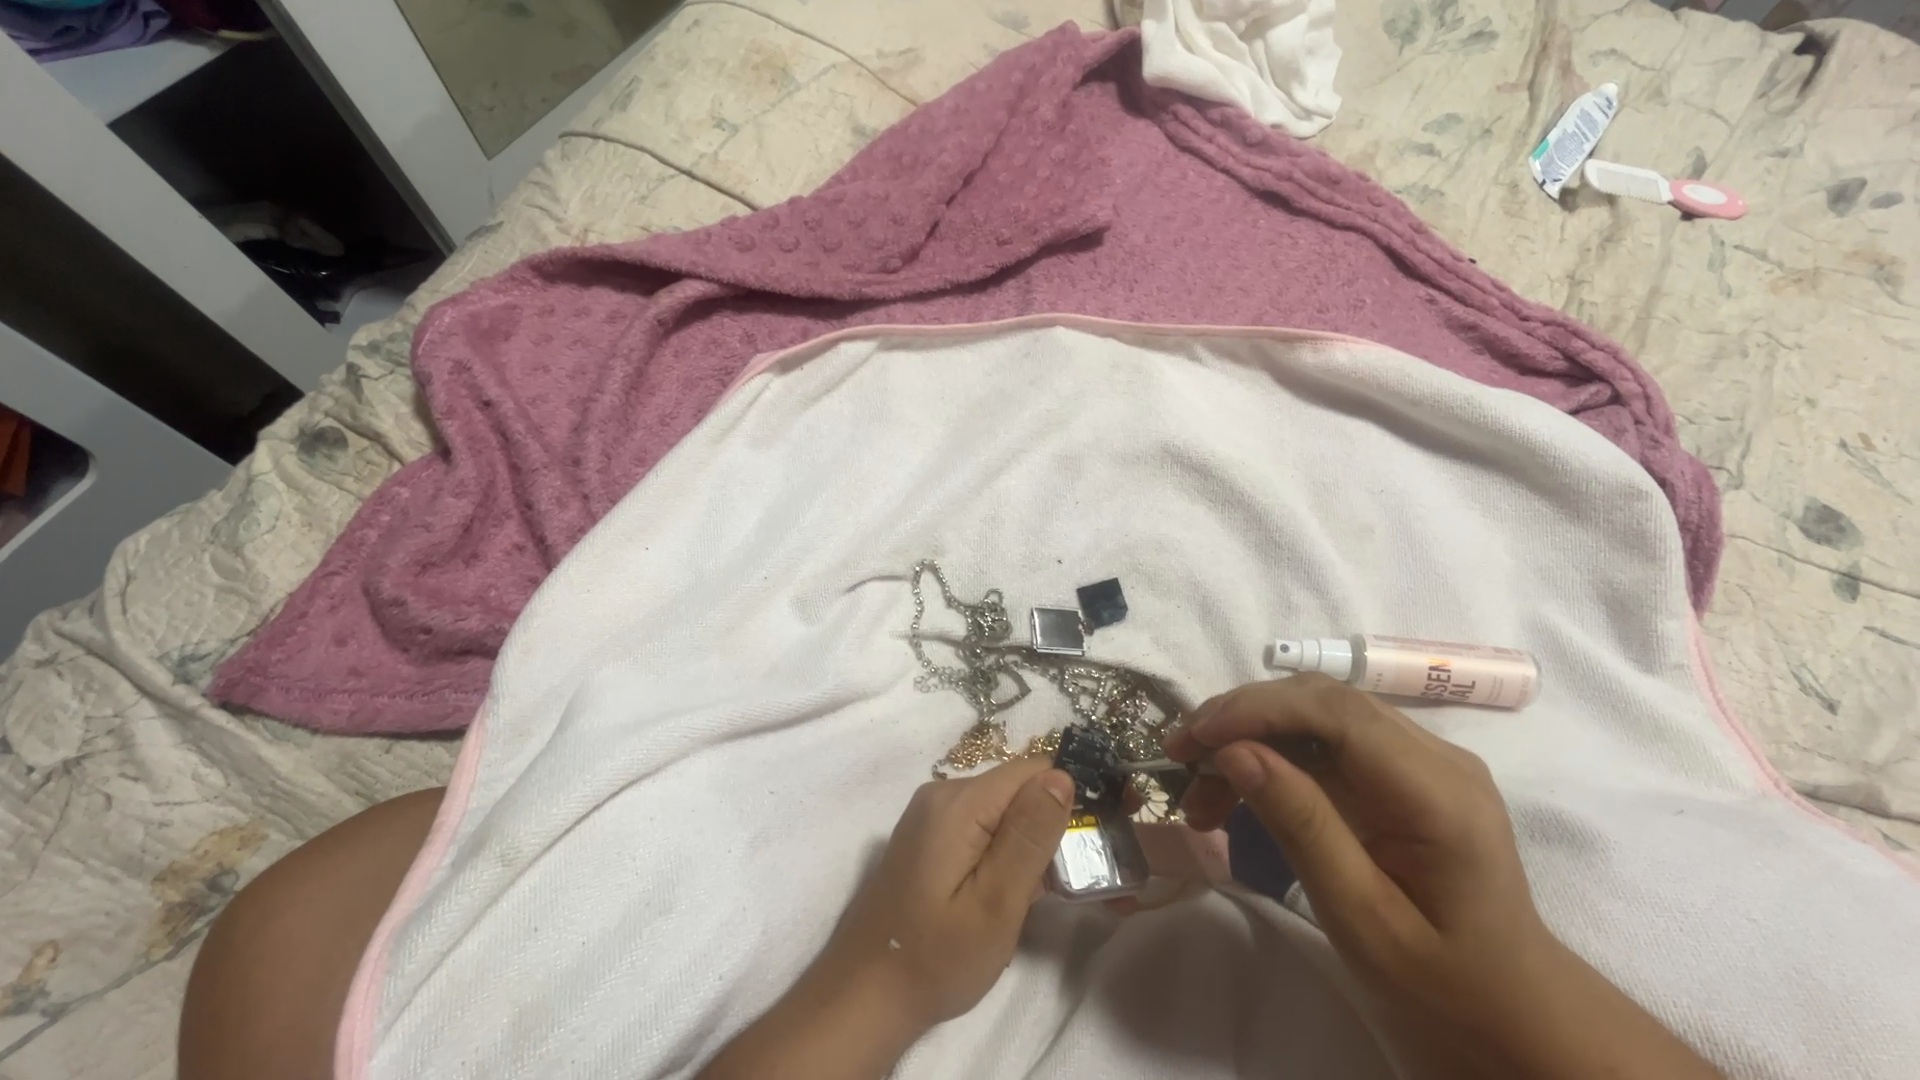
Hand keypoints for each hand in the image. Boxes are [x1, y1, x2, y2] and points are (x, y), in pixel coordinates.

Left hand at [698, 758, 1073, 1078]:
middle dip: (1048, 830)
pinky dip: (1002, 856)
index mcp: (958, 802)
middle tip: (1061, 887)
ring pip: (1002, 812)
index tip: (1088, 848)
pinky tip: (1003, 898)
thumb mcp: (996, 903)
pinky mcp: (928, 839)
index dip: (1068, 802)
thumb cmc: (935, 958)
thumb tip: (1061, 775)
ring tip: (1034, 899)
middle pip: (1018, 790)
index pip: (1034, 771)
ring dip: (1027, 848)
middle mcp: (941, 795)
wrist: (863, 997)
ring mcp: (930, 817)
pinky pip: (981, 829)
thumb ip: (1029, 836)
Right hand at [1170, 673, 1543, 1018]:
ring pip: (1318, 717)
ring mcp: (1422, 764)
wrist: (1510, 1016)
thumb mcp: (1360, 918)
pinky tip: (1238, 796)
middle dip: (1242, 718)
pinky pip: (1327, 745)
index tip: (1192, 739)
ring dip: (1251, 740)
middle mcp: (1436, 759)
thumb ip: (1302, 826)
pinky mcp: (1403, 777)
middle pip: (1323, 702)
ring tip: (1199, 797)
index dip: (1256, 709)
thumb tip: (1234, 751)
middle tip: (1179, 758)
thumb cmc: (1439, 985)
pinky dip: (1273, 760)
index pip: (1336, 712)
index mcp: (1437, 794)